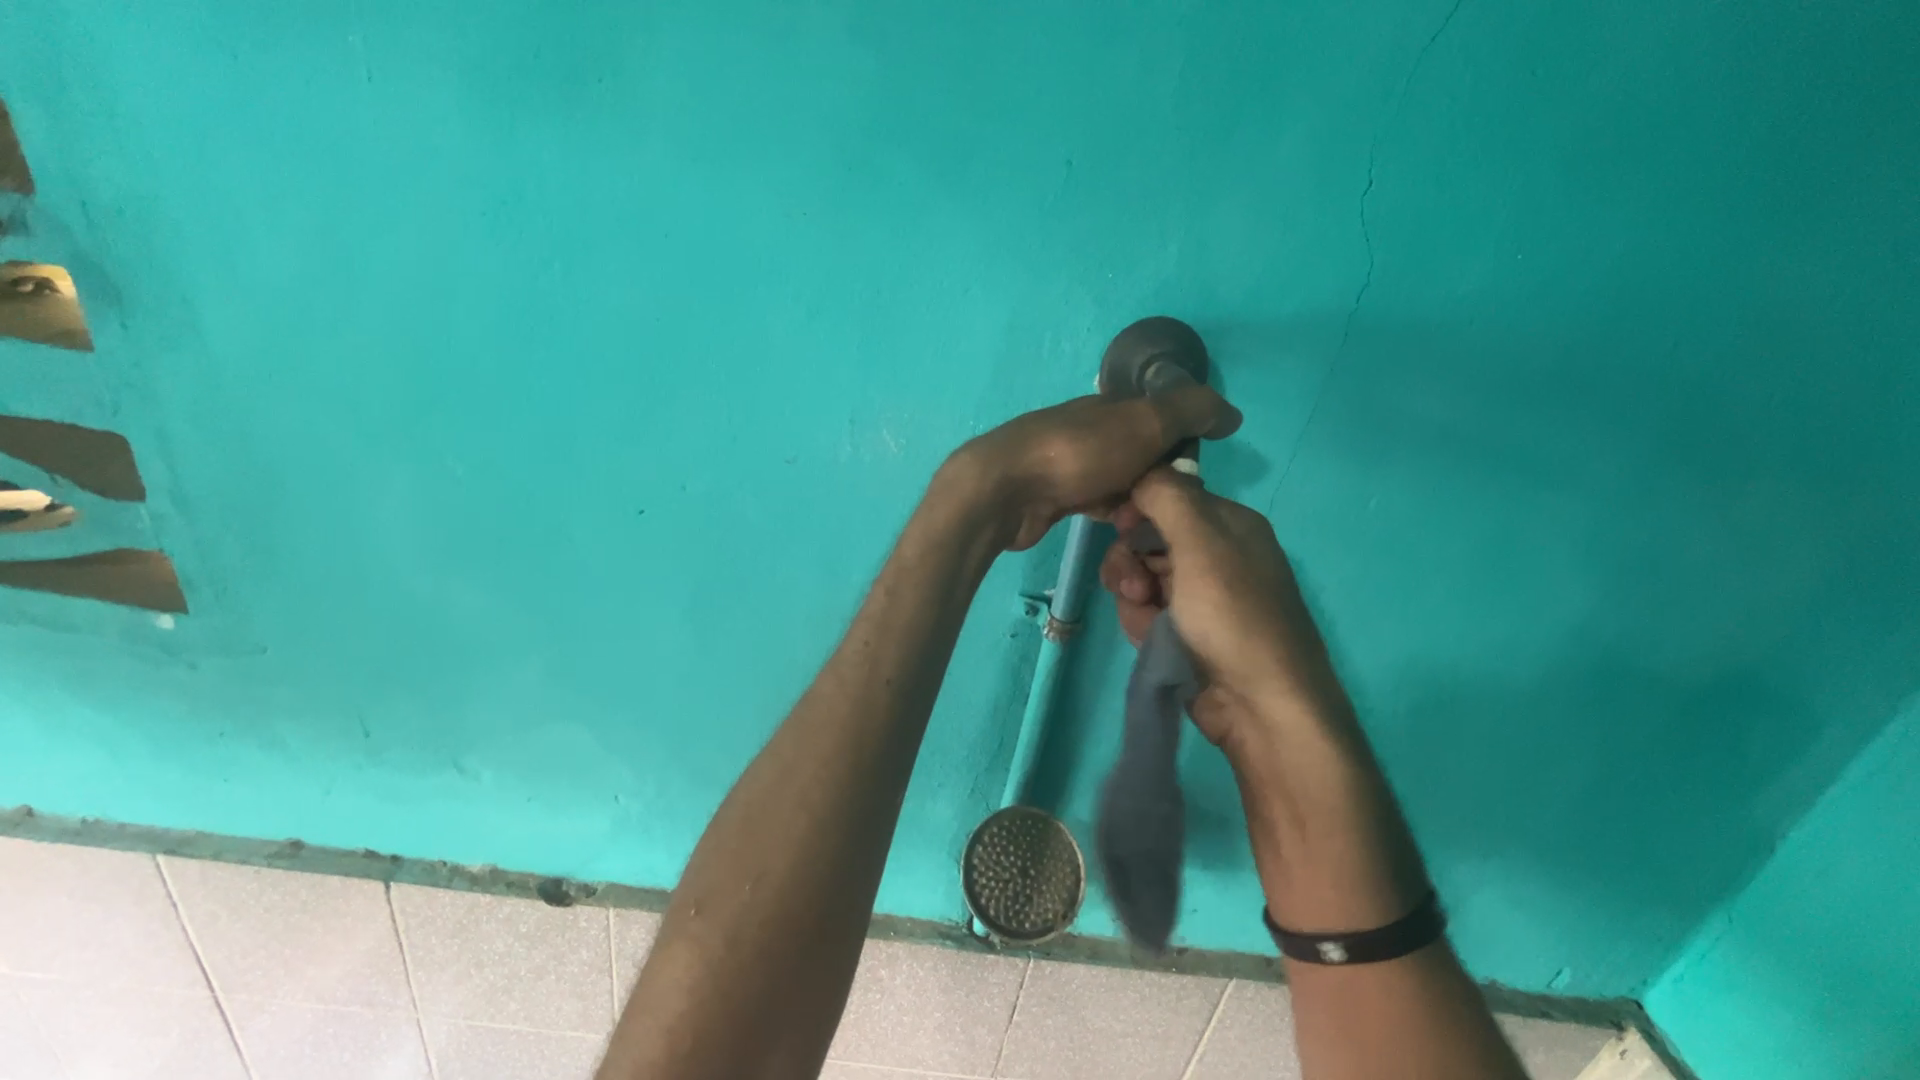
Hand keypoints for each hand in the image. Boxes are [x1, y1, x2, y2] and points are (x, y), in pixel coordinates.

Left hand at [940, 387, 1240, 550]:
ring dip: (1134, 501)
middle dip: (1158, 480)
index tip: (1196, 475)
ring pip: (1117, 482)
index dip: (1182, 443)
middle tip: (1172, 509)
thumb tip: (1232, 413)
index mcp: (1107, 406)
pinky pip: (1093, 503)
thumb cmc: (1080, 453)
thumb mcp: (1145, 422)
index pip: (1159, 418)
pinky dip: (1108, 513)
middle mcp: (1086, 430)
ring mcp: (1065, 464)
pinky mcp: (1049, 496)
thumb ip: (1191, 411)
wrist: (1005, 488)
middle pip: (1139, 454)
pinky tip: (1117, 530)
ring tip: (1146, 526)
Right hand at [1098, 470, 1349, 751]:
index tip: (1116, 526)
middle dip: (1130, 559)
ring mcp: (1202, 597)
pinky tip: (1151, 639)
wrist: (1261, 706)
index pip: (1168, 495)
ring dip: (1132, 594)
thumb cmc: (1233, 615)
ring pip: (1141, 577)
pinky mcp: (1187, 633)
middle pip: (1148, 538)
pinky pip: (1148, 612)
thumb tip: (1142, 469)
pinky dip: (1142, 623)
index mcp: (1230, 524)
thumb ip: (1168, 496)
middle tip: (1133, 584)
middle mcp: (1217, 555)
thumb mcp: (1201, 543)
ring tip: (1146, 619)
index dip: (1136, 508)